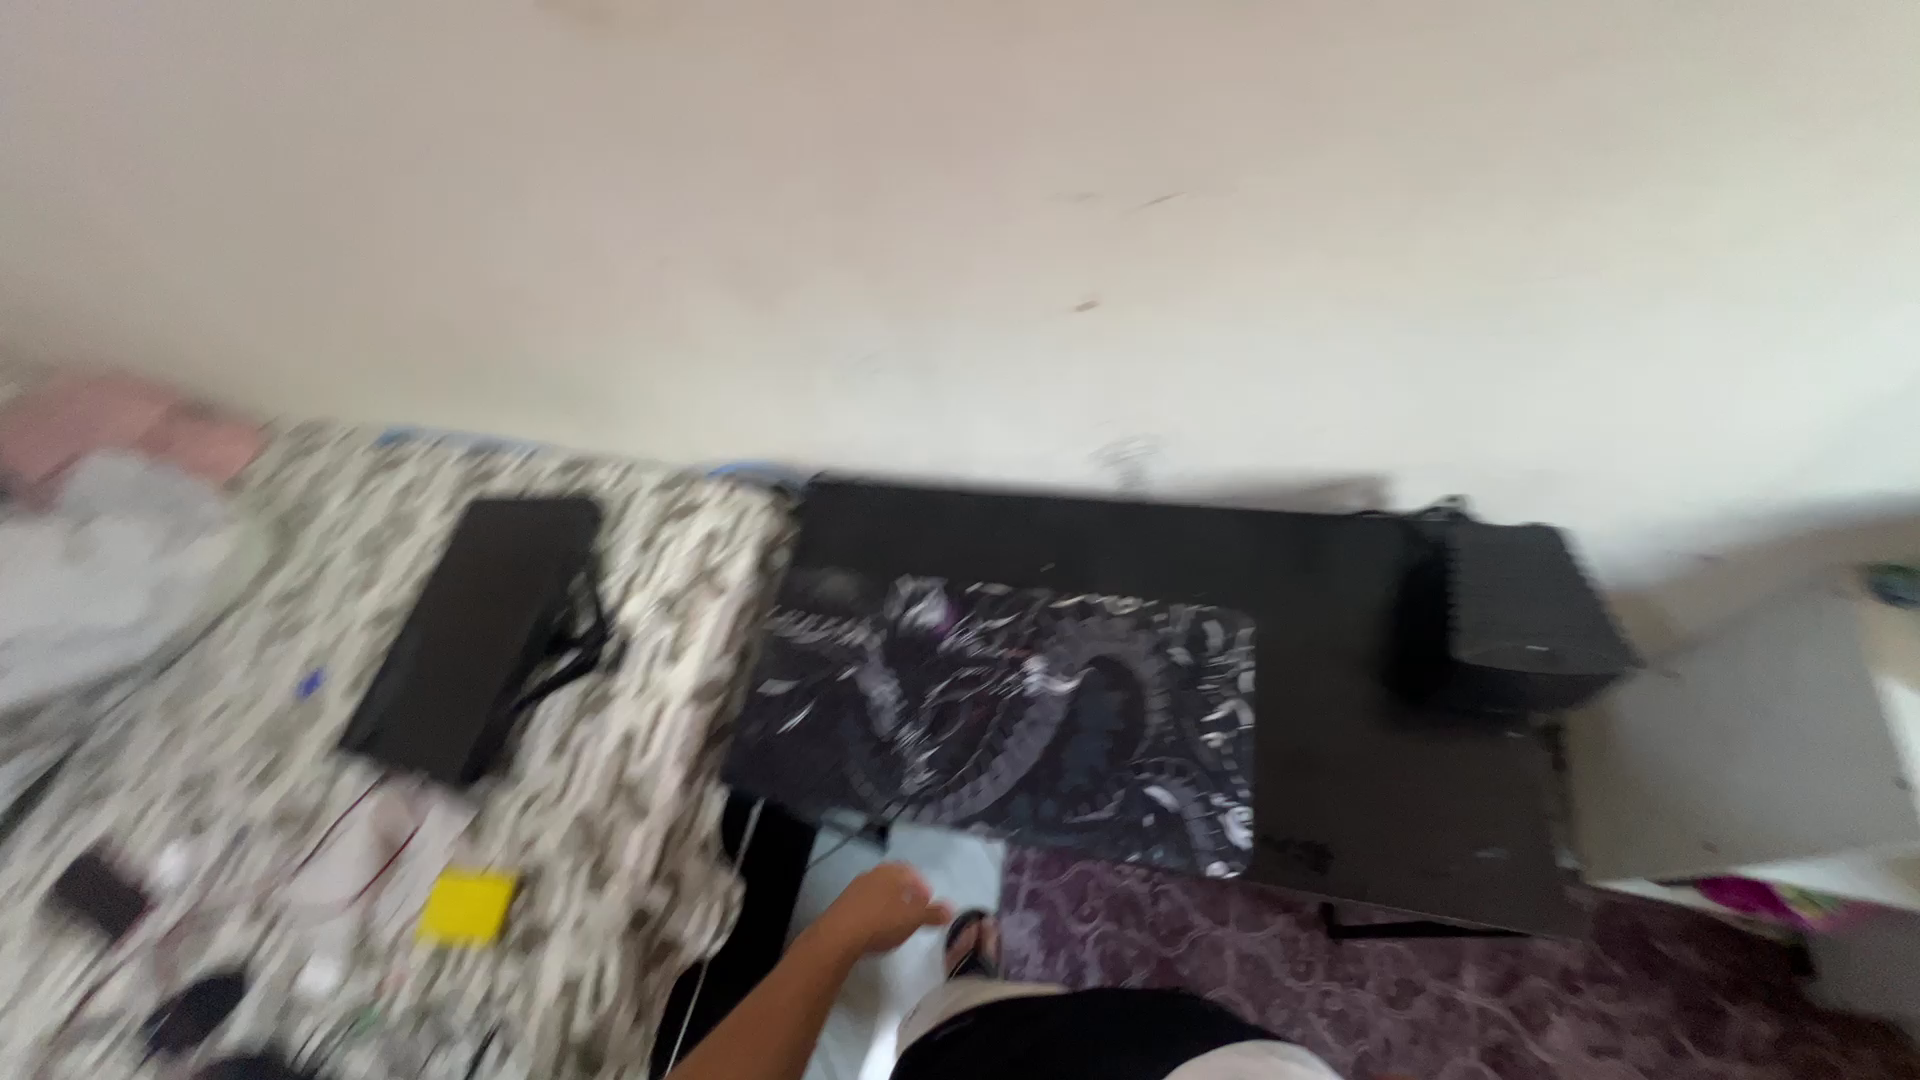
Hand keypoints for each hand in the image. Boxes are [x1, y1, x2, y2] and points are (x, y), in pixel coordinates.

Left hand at [812, 863, 953, 956]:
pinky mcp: (843, 902)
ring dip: (890, 901)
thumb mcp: (912, 920)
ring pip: (879, 890)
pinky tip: (876, 926)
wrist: (838, 935)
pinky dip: (875, 909)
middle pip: (895, 879)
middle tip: (914, 910)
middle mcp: (874, 873)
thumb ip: (932, 913)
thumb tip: (952, 908)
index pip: (912, 872)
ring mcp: (856, 886)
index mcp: (892, 872)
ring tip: (896, 920)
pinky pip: (865, 901)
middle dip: (906, 893)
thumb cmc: (881, 923)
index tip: (927, 902)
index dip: (922, 886)